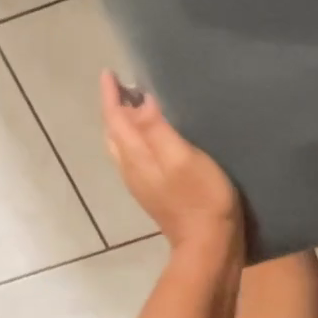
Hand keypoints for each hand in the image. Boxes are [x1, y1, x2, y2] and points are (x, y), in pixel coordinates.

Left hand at [99, 71, 240, 253]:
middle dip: (115, 107)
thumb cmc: (200, 196)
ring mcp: (142, 183)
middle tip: (125, 84)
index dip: (111, 95)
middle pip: (114, 132)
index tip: (109, 73)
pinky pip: (135, 156)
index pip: (115, 119)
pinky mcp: (155, 192)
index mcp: (137, 156)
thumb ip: (158, 129)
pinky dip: (135, 138)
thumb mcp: (182, 157)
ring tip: (138, 103)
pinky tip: (153, 135)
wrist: (208, 245)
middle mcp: (132, 168)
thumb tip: (141, 101)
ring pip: (122, 146)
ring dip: (124, 122)